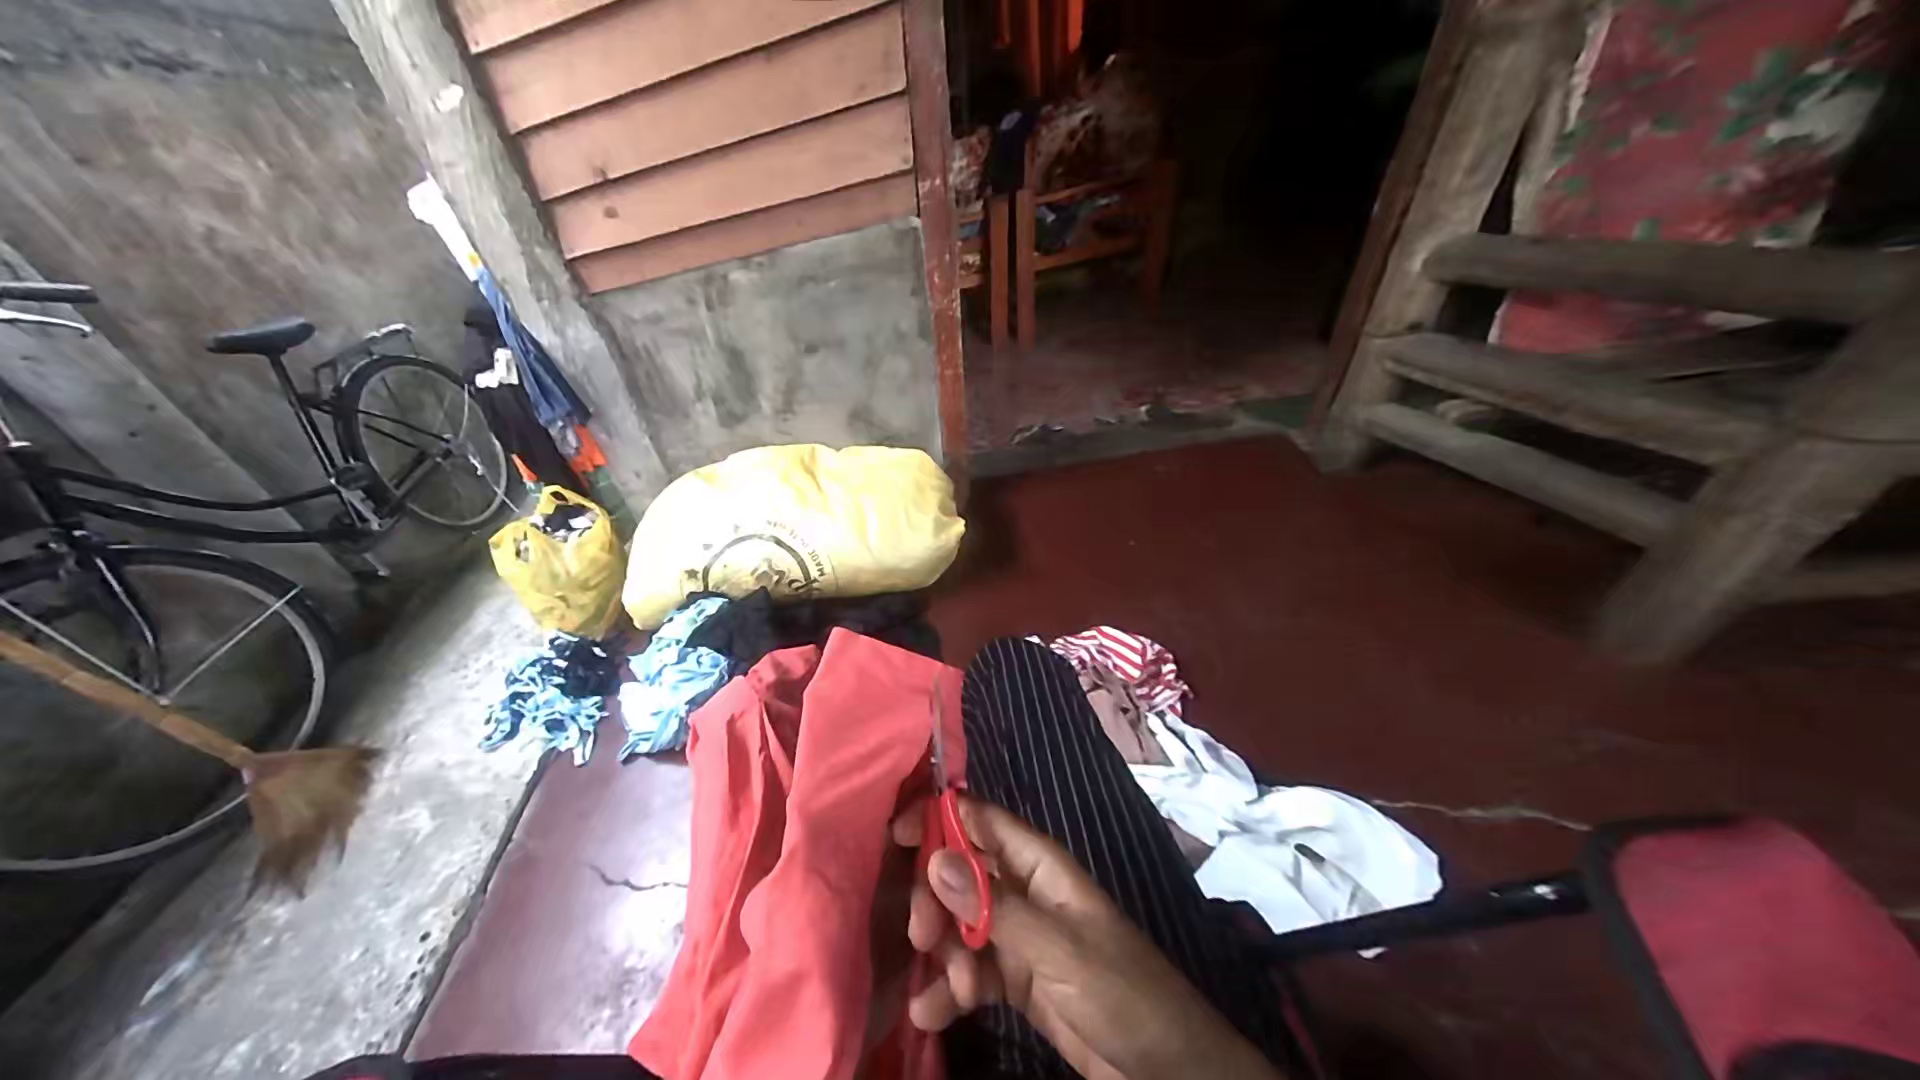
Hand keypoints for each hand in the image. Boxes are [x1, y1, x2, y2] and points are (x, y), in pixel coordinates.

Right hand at [891, 795, 1282, 1079]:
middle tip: (920, 935)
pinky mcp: (1016, 980)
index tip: (896, 834)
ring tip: (947, 989)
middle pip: (962, 874)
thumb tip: (936, 857)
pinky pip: (971, 971)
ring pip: (961, 924)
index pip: (983, 822)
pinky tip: (934, 1012)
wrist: (1167, 1068)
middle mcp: (1024, 893)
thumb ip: (995, 907)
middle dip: (935, 899)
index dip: (940, 818)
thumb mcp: (1058, 948)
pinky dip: (951, 988)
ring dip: (944, 951)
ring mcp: (1019, 937)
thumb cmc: (1121, 991)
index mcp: (1041, 867)